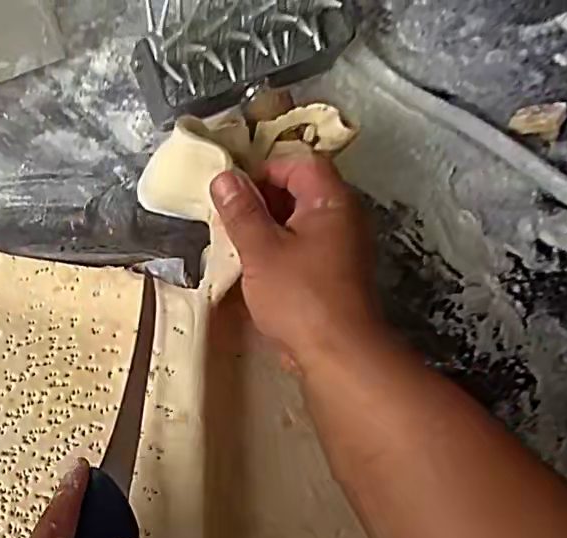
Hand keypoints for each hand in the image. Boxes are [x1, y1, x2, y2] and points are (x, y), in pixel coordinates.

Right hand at [211, 152, 397, 373]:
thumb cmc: (298, 295)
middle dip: (259, 201)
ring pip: (297, 219)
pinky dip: (274, 248)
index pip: (298, 164)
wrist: (332, 344)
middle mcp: (342, 214)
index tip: (227, 193)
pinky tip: (252, 268)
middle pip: (299, 189)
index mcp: (331, 200)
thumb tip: (224, 179)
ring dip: (264, 228)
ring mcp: (339, 242)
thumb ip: (242, 214)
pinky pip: (300, 244)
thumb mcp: (260, 251)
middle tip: (224, 221)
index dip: (261, 172)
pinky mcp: (330, 268)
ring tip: (233, 246)